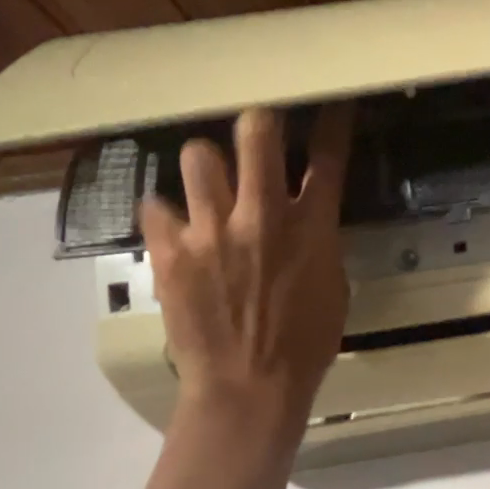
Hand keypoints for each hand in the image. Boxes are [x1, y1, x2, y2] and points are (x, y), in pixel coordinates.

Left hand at [139, 105, 353, 428]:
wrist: (248, 385)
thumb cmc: (306, 343)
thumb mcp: (332, 289)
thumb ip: (317, 244)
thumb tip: (305, 219)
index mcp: (312, 229)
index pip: (328, 160)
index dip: (332, 123)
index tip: (331, 102)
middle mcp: (261, 217)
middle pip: (256, 134)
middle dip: (259, 121)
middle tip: (258, 128)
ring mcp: (211, 230)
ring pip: (198, 157)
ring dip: (208, 166)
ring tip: (209, 184)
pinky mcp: (170, 250)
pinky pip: (157, 206)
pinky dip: (167, 213)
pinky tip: (176, 228)